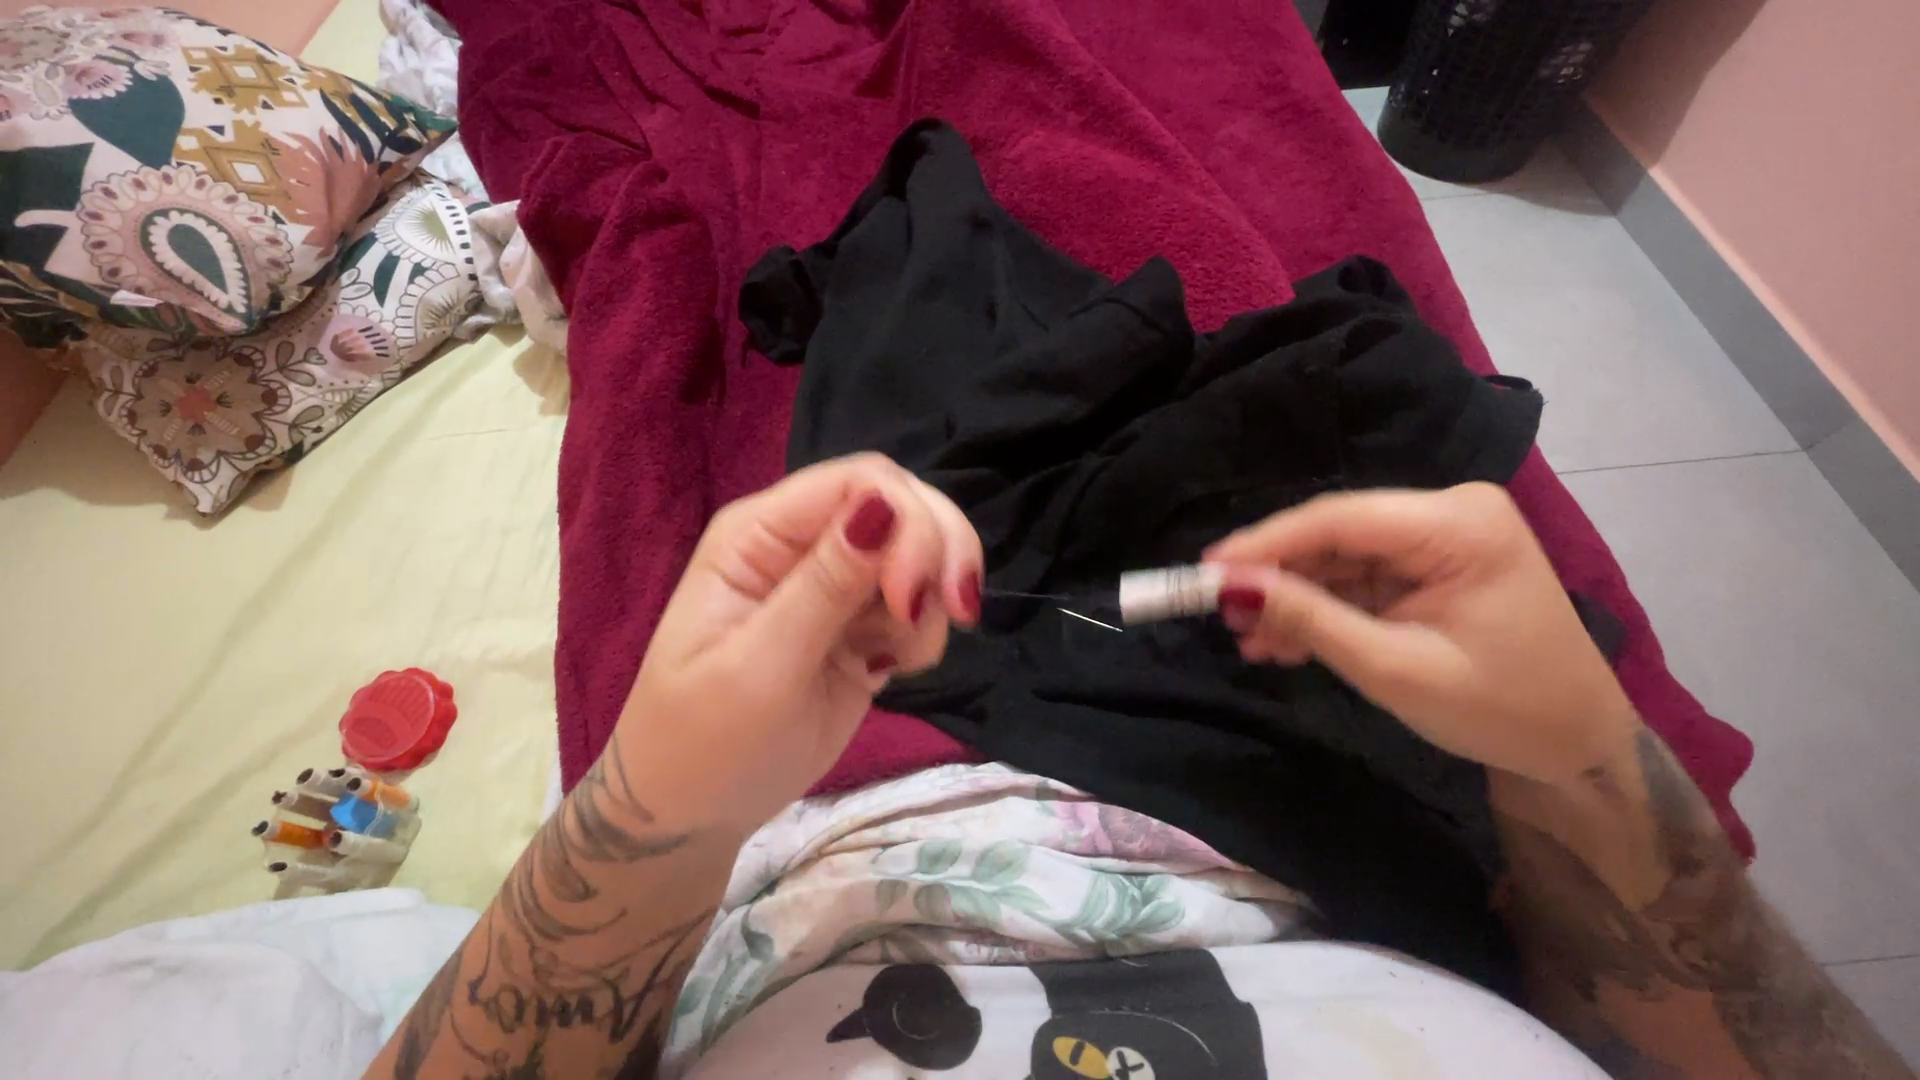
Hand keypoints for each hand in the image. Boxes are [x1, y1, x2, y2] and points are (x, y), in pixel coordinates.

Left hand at [611, 453, 983, 832]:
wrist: (696, 811)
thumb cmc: (705, 742)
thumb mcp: (759, 668)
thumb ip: (824, 587)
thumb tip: (886, 504)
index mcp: (761, 534)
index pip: (859, 481)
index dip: (906, 522)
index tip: (911, 598)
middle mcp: (803, 544)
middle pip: (904, 505)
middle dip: (937, 552)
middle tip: (950, 616)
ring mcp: (836, 585)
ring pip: (921, 554)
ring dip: (932, 601)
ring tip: (900, 662)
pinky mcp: (862, 627)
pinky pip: (919, 604)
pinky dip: (925, 633)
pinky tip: (893, 671)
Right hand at [1203, 482, 1636, 786]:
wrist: (1579, 747)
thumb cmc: (1502, 711)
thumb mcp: (1396, 670)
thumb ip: (1311, 620)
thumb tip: (1232, 585)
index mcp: (1458, 525)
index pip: (1338, 518)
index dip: (1265, 542)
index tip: (1206, 570)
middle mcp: (1447, 514)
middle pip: (1333, 536)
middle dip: (1277, 579)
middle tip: (1224, 617)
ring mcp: (1438, 539)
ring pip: (1336, 560)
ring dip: (1293, 602)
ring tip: (1251, 644)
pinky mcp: (1428, 566)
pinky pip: (1355, 580)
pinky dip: (1320, 611)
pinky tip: (1284, 644)